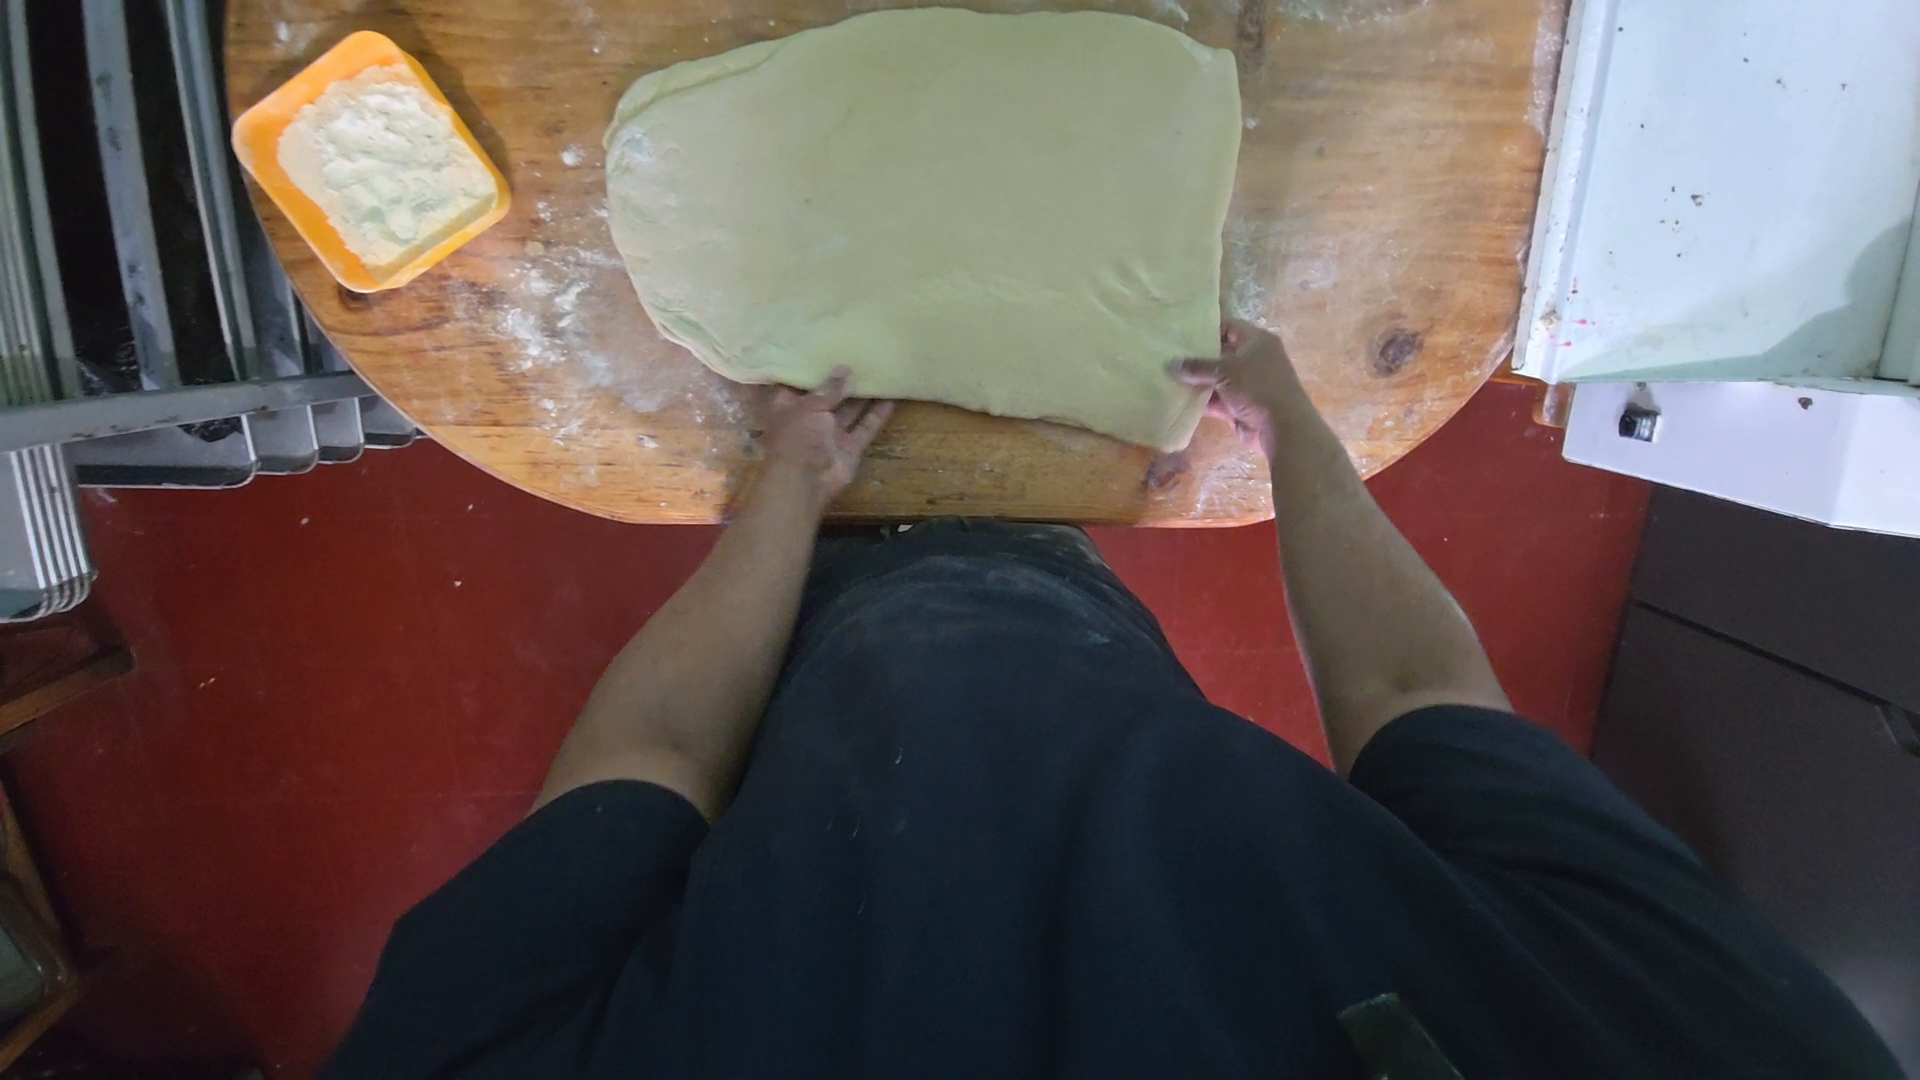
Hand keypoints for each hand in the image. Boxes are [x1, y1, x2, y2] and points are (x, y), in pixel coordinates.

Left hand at [758, 366, 894, 511]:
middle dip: (842, 380)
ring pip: (850, 411)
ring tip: (879, 372)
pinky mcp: (850, 448)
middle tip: (860, 356)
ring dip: (863, 395)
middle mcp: (810, 418)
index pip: (799, 383)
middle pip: (828, 396)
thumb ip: (829, 389)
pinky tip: (891, 398)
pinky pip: (865, 428)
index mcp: (789, 406)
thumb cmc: (797, 438)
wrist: (805, 482)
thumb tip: (844, 369)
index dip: (811, 368)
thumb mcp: (809, 407)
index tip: (826, 348)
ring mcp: (831, 435)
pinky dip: (877, 415)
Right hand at [1169, 320, 1299, 454]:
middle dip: (1198, 358)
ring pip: (1218, 379)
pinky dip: (1202, 401)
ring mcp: (1248, 384)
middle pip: (1222, 354)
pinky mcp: (1241, 405)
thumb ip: (1196, 367)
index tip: (1183, 334)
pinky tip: (1180, 400)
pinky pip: (1218, 400)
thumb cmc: (1257, 386)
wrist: (1281, 426)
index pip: (1230, 327)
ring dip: (1198, 381)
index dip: (1208, 329)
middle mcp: (1254, 360)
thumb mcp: (1224, 370)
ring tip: (1170, 377)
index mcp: (1258, 341)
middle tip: (1171, 356)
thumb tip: (1170, 364)